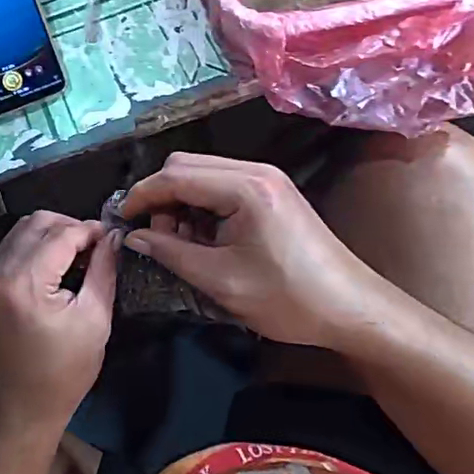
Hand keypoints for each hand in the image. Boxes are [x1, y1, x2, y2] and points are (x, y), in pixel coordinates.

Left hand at [0, 211, 117, 428]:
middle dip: (70, 226)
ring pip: (23, 228)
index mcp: (28, 282)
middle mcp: (3, 271)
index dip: (90, 230)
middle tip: (96, 245)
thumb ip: (103, 270)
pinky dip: (37, 242)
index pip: (61, 234)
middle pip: (38, 222)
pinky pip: (14, 244)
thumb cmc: (66, 368)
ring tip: (79, 251)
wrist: (24, 402)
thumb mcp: (95, 318)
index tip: (111, 236)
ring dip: (53, 231)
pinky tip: (58, 260)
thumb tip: (112, 236)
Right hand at [122, 153, 396, 350]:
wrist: (351, 308)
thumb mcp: (220, 280)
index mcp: (244, 187)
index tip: (121, 219)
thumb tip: (134, 236)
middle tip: (153, 235)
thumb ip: (170, 252)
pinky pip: (220, 184)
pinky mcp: (271, 191)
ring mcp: (266, 178)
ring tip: (178, 242)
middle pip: (186, 165)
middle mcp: (255, 170)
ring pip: (202, 173)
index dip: (142, 195)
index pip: (175, 175)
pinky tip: (202, 237)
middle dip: (161, 196)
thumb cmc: (287, 298)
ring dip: (180, 201)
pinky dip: (201, 205)